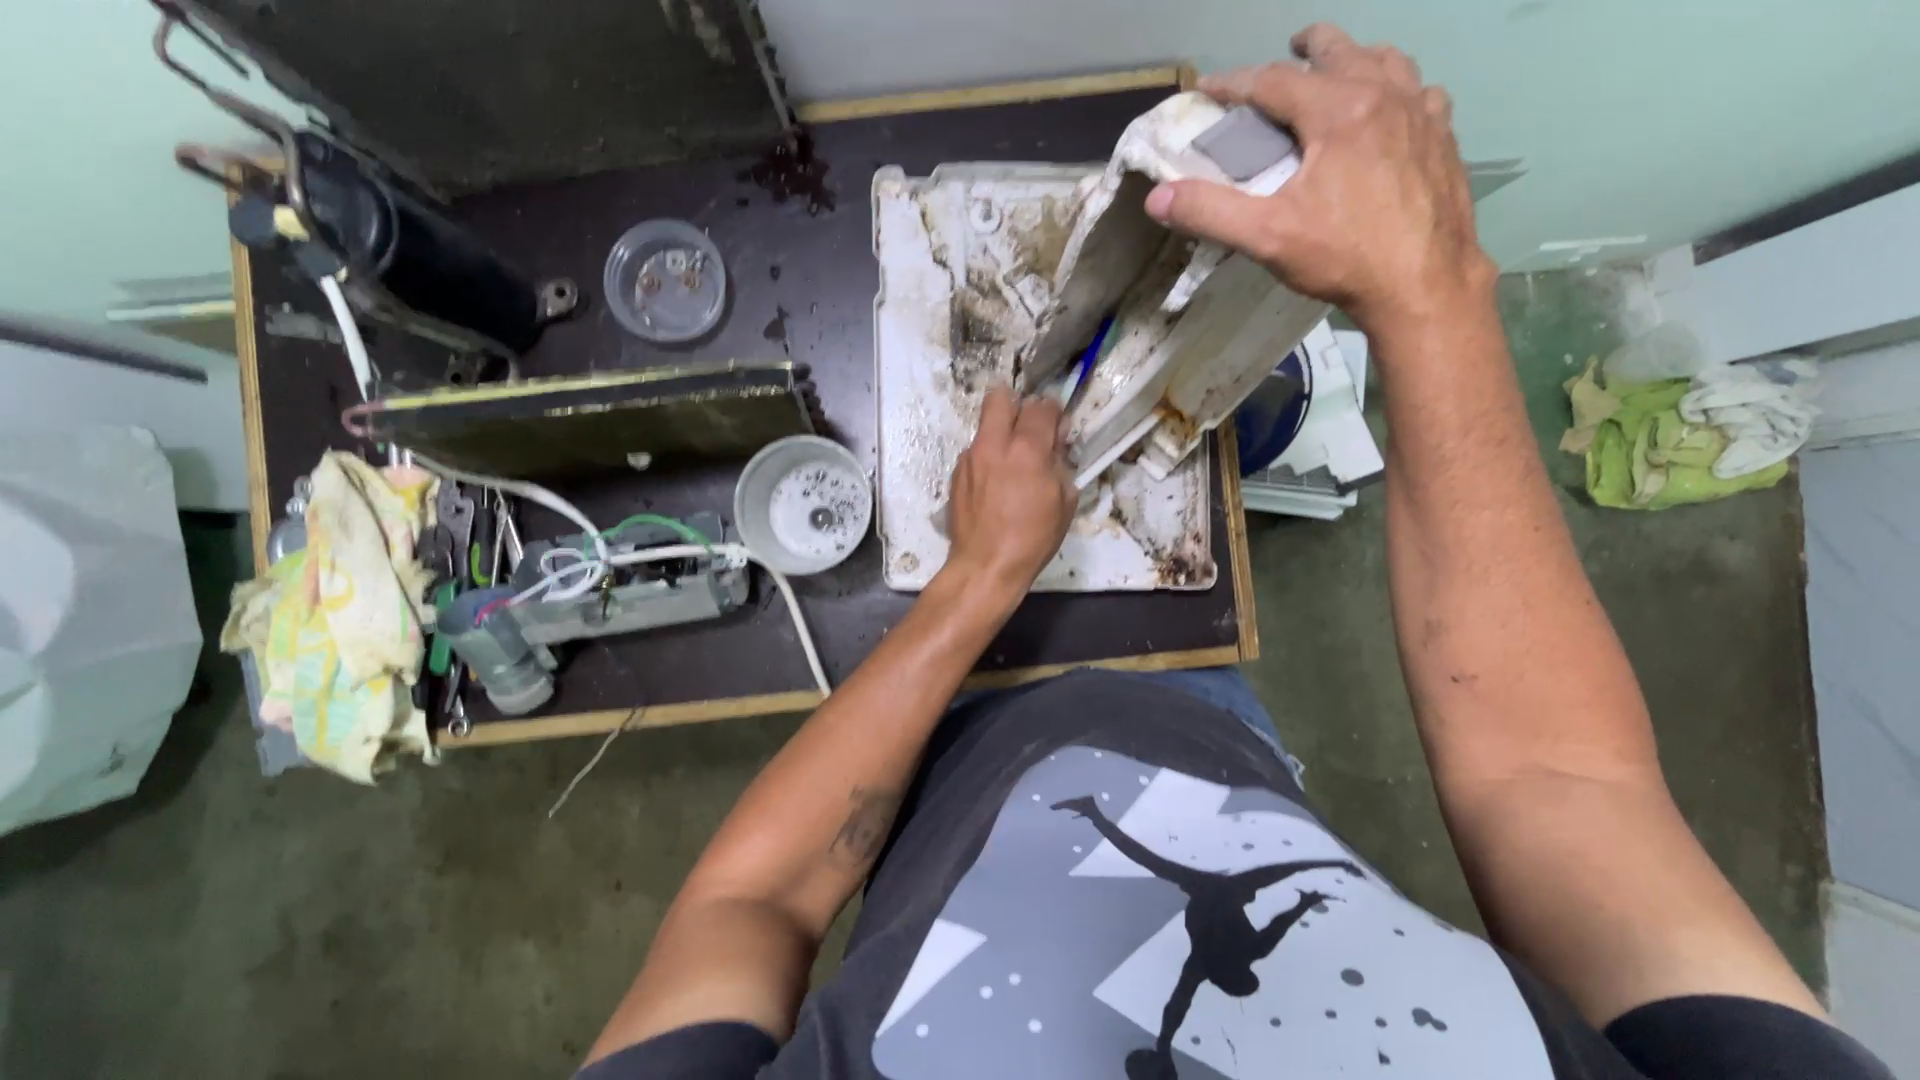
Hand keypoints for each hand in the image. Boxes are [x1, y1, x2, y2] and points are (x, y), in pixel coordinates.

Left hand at [943, 386, 1076, 601]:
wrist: (985, 565)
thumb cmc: (1033, 538)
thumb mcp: (1064, 500)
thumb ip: (1061, 462)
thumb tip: (1055, 443)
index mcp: (1026, 449)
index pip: (1042, 406)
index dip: (1053, 413)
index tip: (1058, 429)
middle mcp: (993, 444)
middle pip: (1000, 396)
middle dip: (1017, 406)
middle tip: (1029, 431)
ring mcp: (970, 457)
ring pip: (986, 425)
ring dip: (1001, 434)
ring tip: (1012, 464)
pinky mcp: (956, 473)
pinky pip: (976, 452)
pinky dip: (989, 458)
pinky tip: (996, 486)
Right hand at [1144, 24, 1494, 333]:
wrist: (1424, 286)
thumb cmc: (1344, 257)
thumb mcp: (1266, 237)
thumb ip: (1210, 212)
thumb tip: (1157, 198)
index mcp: (1338, 111)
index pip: (1274, 81)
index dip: (1235, 82)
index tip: (1208, 87)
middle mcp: (1384, 96)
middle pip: (1341, 51)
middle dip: (1308, 47)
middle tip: (1290, 48)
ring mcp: (1422, 114)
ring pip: (1389, 62)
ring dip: (1359, 59)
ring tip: (1342, 71)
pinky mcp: (1444, 140)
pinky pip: (1423, 94)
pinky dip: (1401, 90)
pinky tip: (1394, 110)